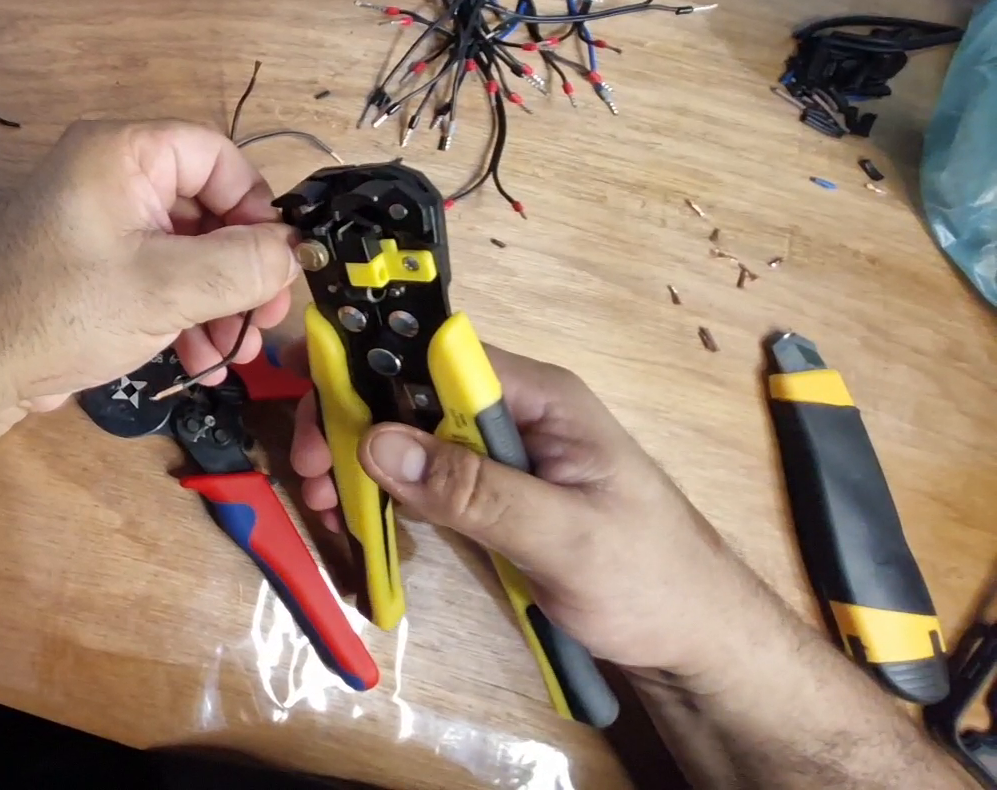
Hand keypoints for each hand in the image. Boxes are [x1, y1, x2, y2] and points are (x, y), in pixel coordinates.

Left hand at [0, 119, 297, 412]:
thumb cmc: (62, 313)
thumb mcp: (165, 288)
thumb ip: (244, 265)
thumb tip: (294, 251)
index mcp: (121, 152)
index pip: (216, 156)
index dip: (255, 206)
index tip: (278, 262)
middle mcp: (109, 175)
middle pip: (205, 208)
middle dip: (240, 270)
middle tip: (264, 320)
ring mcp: (100, 221)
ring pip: (185, 248)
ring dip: (217, 301)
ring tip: (234, 353)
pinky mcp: (94, 263)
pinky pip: (156, 273)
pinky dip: (183, 311)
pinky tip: (201, 360)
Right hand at [289, 345, 773, 679]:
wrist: (697, 649)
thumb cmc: (653, 583)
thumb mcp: (564, 536)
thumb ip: (472, 489)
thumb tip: (375, 441)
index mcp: (534, 395)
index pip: (433, 356)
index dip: (368, 368)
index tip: (315, 402)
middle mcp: (503, 410)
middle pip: (403, 393)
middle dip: (346, 423)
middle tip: (308, 468)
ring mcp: (488, 449)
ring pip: (398, 433)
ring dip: (351, 460)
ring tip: (323, 501)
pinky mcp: (476, 486)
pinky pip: (410, 472)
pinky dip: (373, 488)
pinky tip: (350, 513)